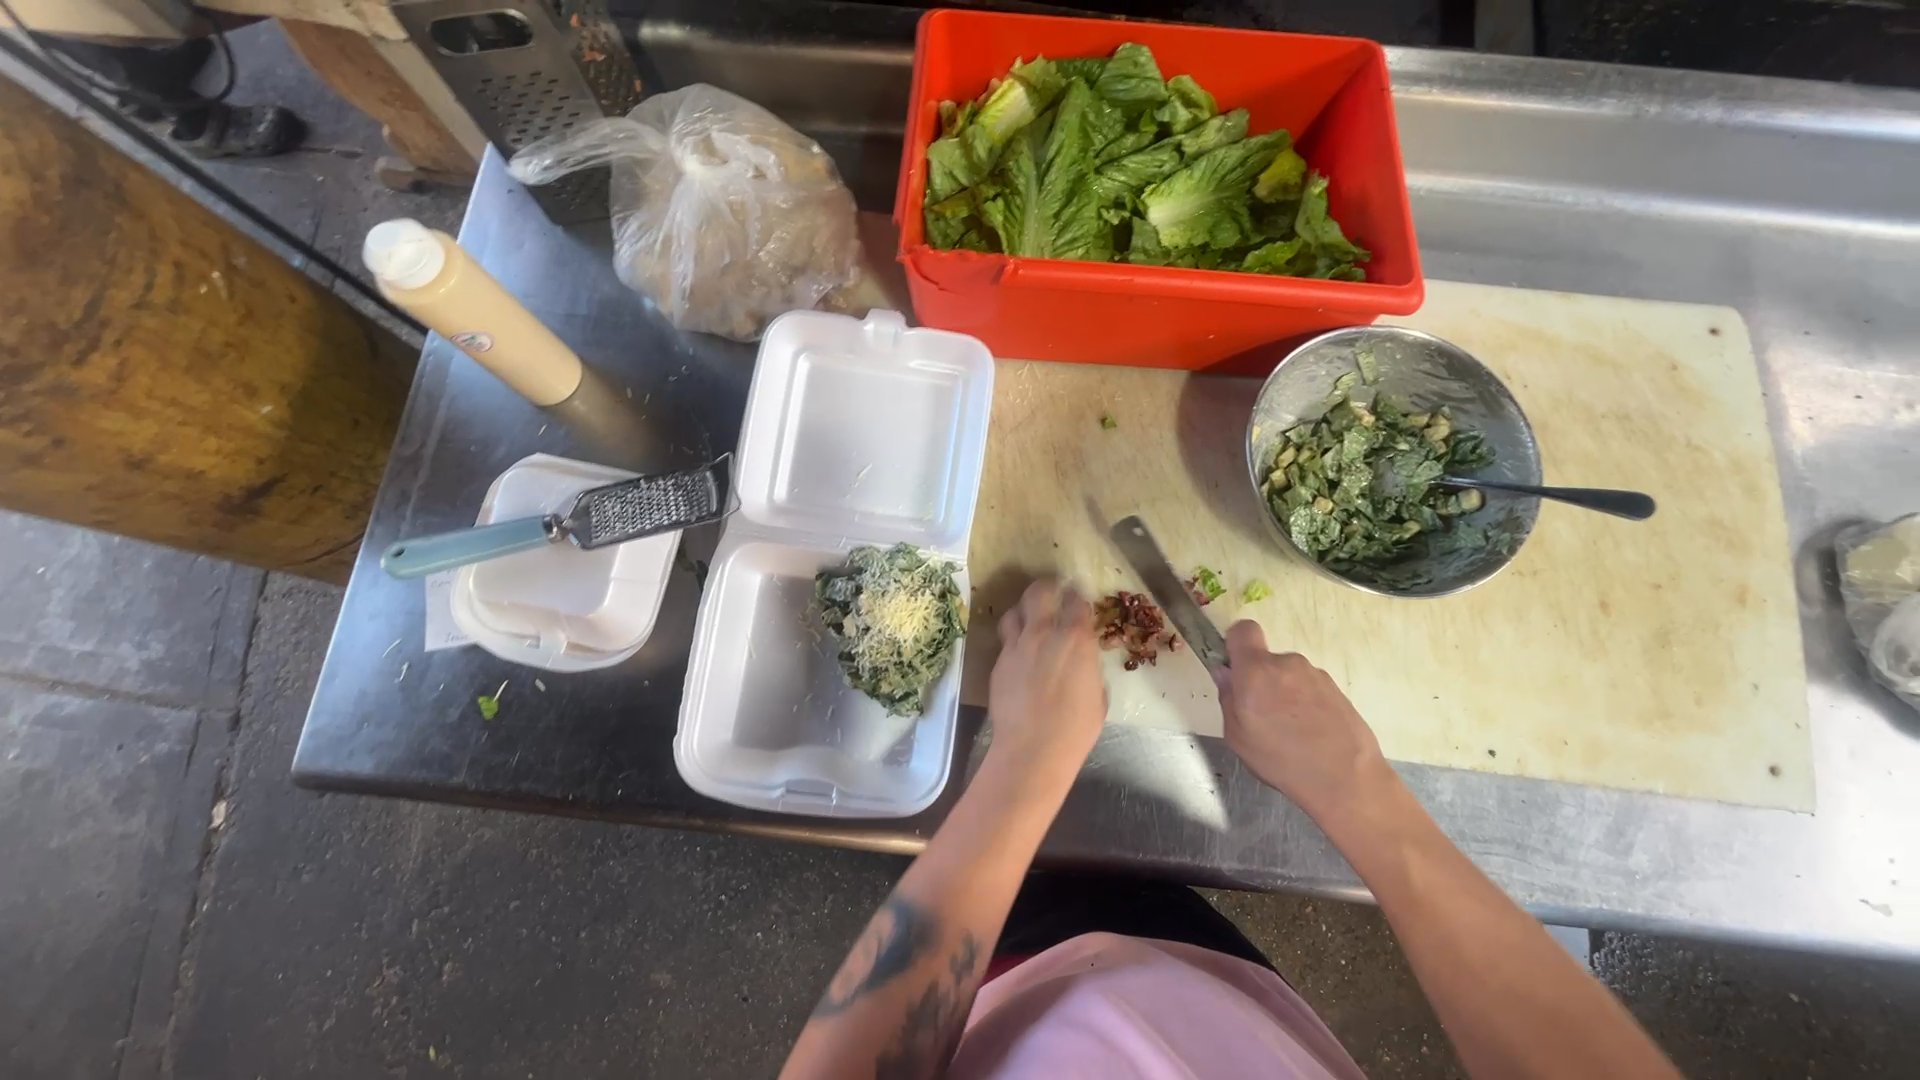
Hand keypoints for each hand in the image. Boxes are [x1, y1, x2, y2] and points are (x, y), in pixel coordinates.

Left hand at [984, 579, 1107, 795]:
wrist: (1033, 748)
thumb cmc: (1076, 728)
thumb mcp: (1097, 695)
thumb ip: (1089, 669)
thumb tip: (1083, 662)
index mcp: (1075, 639)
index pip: (1077, 602)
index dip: (1078, 597)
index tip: (1078, 598)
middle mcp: (1043, 634)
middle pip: (1039, 593)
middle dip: (1046, 587)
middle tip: (1051, 589)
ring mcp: (1016, 647)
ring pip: (1013, 613)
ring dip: (1022, 612)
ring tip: (1027, 618)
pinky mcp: (997, 663)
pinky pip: (1004, 642)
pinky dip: (1012, 641)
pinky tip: (1018, 653)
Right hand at [1217, 621, 1387, 818]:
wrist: (1346, 778)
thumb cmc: (1282, 759)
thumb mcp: (1237, 736)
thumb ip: (1228, 698)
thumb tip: (1226, 673)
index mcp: (1257, 671)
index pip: (1242, 630)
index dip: (1234, 644)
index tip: (1235, 669)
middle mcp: (1287, 664)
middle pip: (1266, 660)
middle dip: (1260, 680)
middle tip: (1261, 715)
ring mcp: (1315, 675)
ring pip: (1288, 676)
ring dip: (1284, 694)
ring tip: (1289, 730)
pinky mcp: (1336, 689)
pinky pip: (1309, 689)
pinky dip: (1305, 704)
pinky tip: (1310, 733)